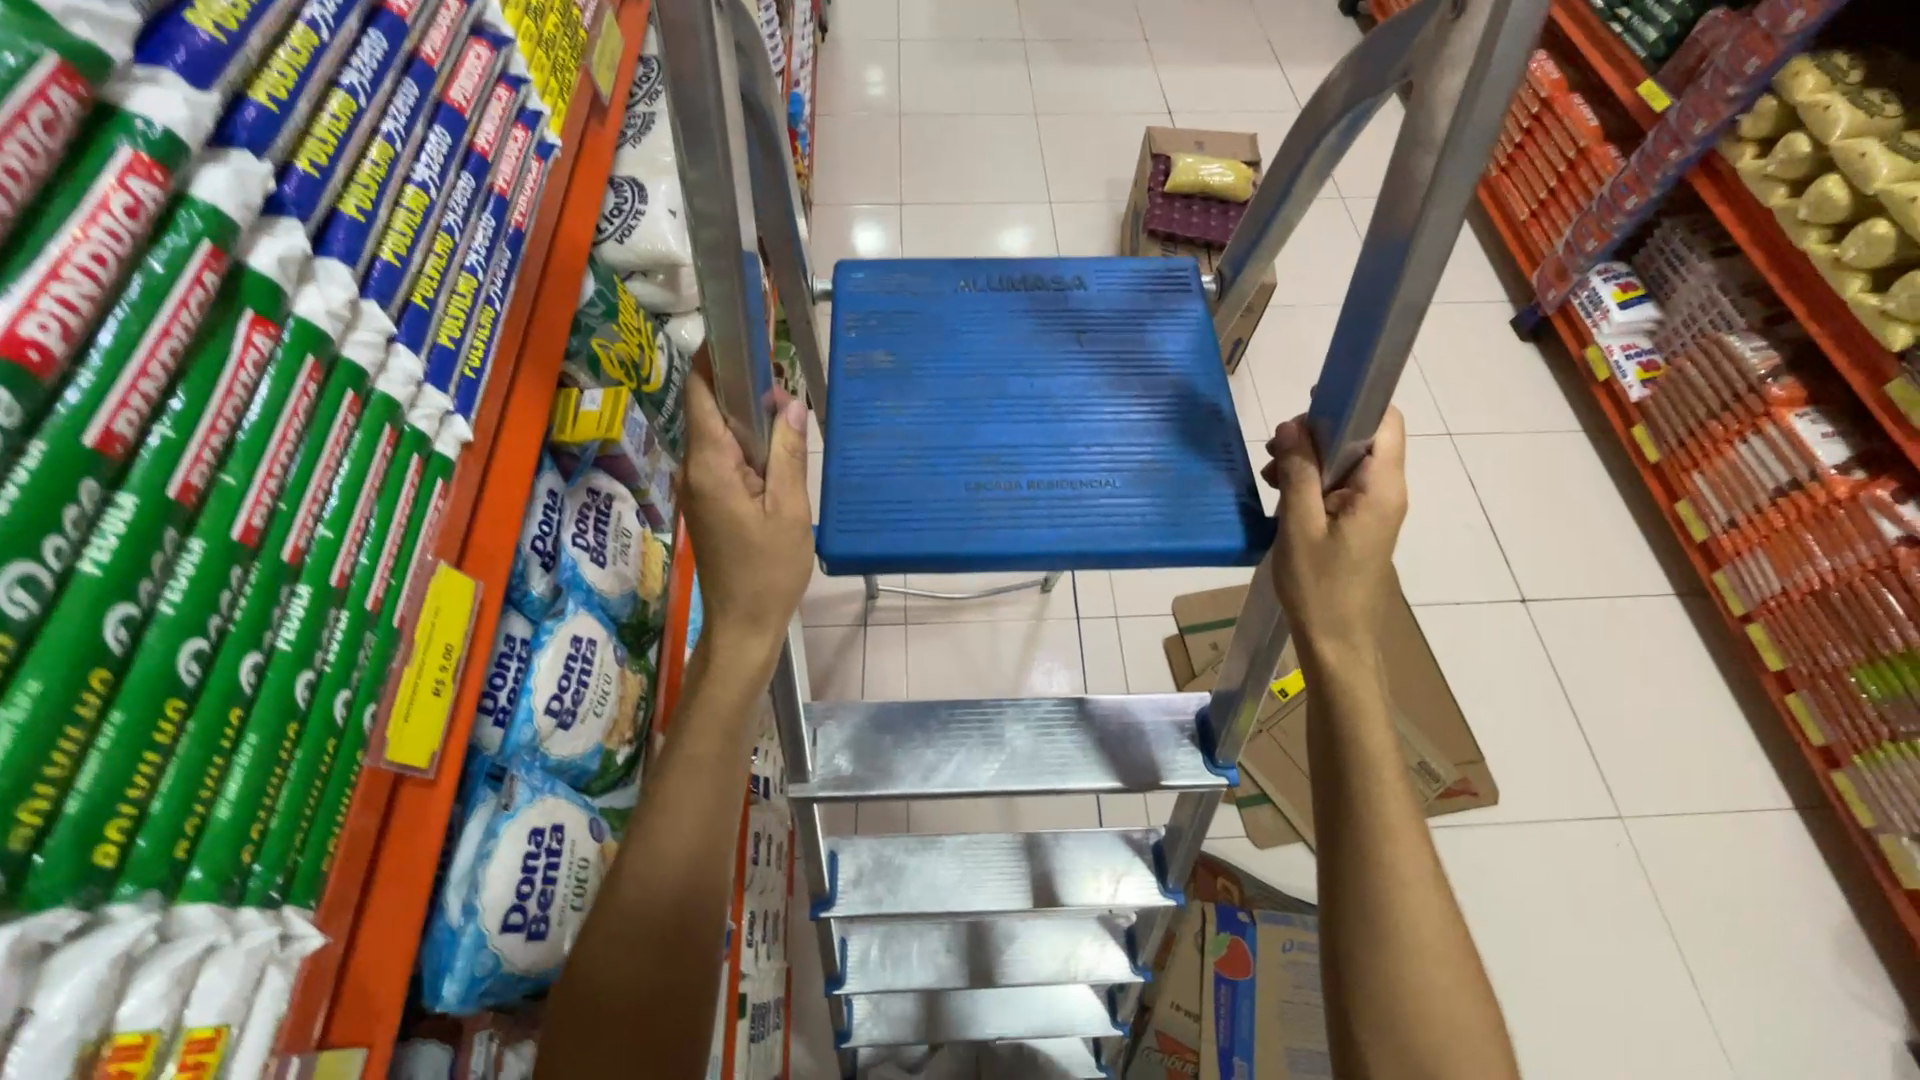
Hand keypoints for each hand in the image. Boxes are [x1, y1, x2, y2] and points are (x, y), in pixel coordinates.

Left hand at [679, 374, 813, 662]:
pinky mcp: (708, 502)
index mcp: (711, 465)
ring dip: (748, 420)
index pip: (700, 395)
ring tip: (786, 408)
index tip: (742, 335)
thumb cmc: (769, 570)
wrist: (743, 623)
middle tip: (783, 377)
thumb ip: (788, 453)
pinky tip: (777, 450)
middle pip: (709, 411)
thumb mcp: (789, 509)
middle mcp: (695, 470)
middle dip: (741, 389)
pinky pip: (724, 460)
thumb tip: (791, 403)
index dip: (715, 359)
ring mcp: (699, 487)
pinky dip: (748, 446)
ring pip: (719, 436)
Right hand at [1262, 408, 1407, 664]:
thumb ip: (1298, 472)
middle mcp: (1388, 491)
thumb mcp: (1299, 526)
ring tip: (1272, 474)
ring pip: (1348, 460)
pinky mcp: (1362, 522)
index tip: (1305, 407)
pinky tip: (1282, 493)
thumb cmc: (1318, 586)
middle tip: (1276, 450)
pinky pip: (1342, 485)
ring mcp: (1376, 507)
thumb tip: (1294, 425)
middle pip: (1363, 437)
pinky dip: (1313, 480)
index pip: (1384, 421)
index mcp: (1382, 488)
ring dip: (1310, 458)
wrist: (1336, 641)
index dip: (1350, 402)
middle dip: (1318, 433)